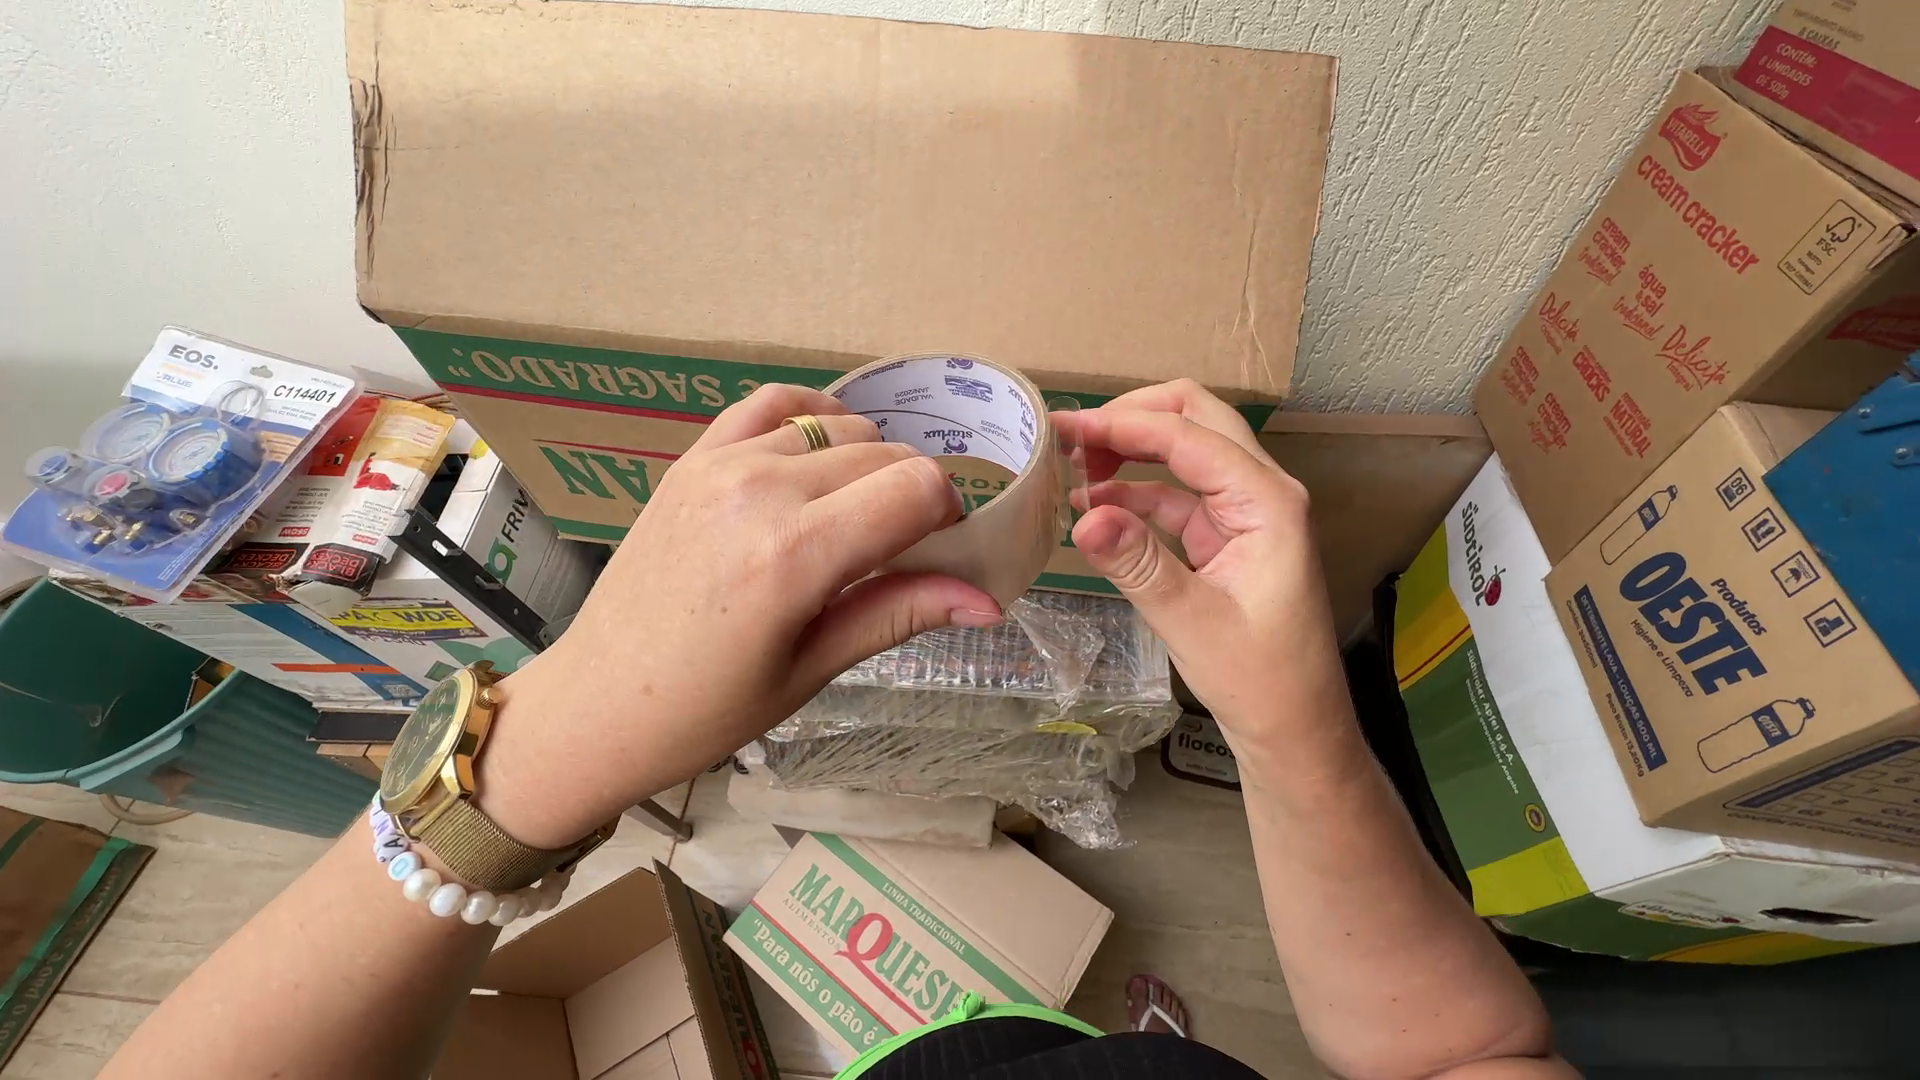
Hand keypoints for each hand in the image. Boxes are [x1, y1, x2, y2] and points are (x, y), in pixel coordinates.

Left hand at [475, 385, 1002, 846]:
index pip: (916, 488)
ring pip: (839, 426)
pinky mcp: (693, 457)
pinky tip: (821, 452)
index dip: (946, 515)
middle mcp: (761, 489)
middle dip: (913, 496)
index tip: (936, 552)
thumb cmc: (708, 710)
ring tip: (853, 514)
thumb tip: (990, 602)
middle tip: (897, 549)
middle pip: (885, 453)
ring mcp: (720, 463)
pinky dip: (813, 417)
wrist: (596, 703)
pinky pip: (772, 405)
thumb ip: (901, 614)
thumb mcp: (813, 669)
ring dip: (868, 462)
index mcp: (795, 554)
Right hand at [1055, 380, 1347, 771]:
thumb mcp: (1192, 621)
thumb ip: (1138, 564)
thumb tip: (1083, 517)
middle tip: (1072, 436)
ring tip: (1073, 464)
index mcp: (1267, 502)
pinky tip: (1094, 504)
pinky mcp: (1223, 535)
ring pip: (1184, 451)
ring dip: (1131, 449)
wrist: (1293, 725)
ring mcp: (1243, 512)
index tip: (1065, 427)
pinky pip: (1174, 494)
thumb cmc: (1257, 678)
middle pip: (1196, 419)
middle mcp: (1260, 492)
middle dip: (1132, 417)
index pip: (1188, 436)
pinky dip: (1134, 491)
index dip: (1123, 424)